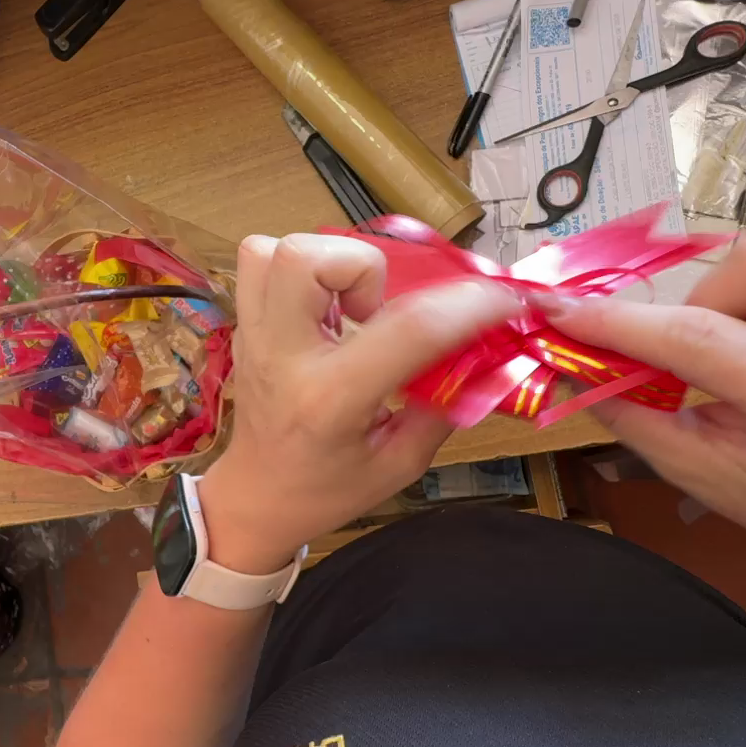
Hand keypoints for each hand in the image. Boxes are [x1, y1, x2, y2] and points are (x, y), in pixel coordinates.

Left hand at [197, 234, 519, 572]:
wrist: (255, 497)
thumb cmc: (327, 490)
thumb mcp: (400, 464)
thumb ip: (444, 406)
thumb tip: (485, 350)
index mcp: (329, 400)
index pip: (405, 329)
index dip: (467, 305)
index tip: (501, 301)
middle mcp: (282, 356)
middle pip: (306, 259)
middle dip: (363, 265)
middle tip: (379, 310)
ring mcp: (253, 336)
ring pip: (273, 249)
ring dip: (325, 262)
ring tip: (348, 305)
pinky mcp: (243, 327)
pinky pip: (257, 262)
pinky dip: (295, 268)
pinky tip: (323, 307)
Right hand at [534, 223, 745, 566]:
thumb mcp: (687, 467)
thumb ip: (622, 408)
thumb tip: (562, 359)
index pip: (702, 339)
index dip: (620, 322)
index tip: (558, 312)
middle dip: (697, 295)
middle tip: (683, 348)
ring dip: (721, 295)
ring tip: (720, 349)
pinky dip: (745, 298)